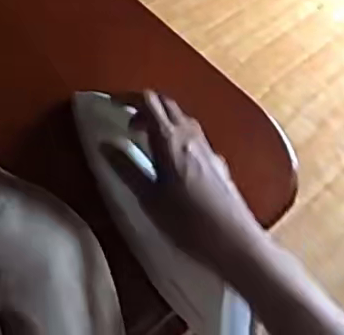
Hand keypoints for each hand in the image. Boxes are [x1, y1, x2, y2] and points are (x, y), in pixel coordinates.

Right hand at [107, 90, 266, 270]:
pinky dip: (178, 135)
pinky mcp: (219, 163)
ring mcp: (208, 148)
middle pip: (166, 103)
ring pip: (181, 117)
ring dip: (162, 119)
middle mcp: (189, 135)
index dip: (127, 97)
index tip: (112, 105)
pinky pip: (194, 136)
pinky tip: (176, 160)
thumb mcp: (149, 198)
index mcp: (169, 137)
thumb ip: (126, 168)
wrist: (239, 246)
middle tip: (129, 121)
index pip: (147, 100)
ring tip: (149, 140)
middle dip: (144, 105)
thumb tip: (104, 144)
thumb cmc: (189, 222)